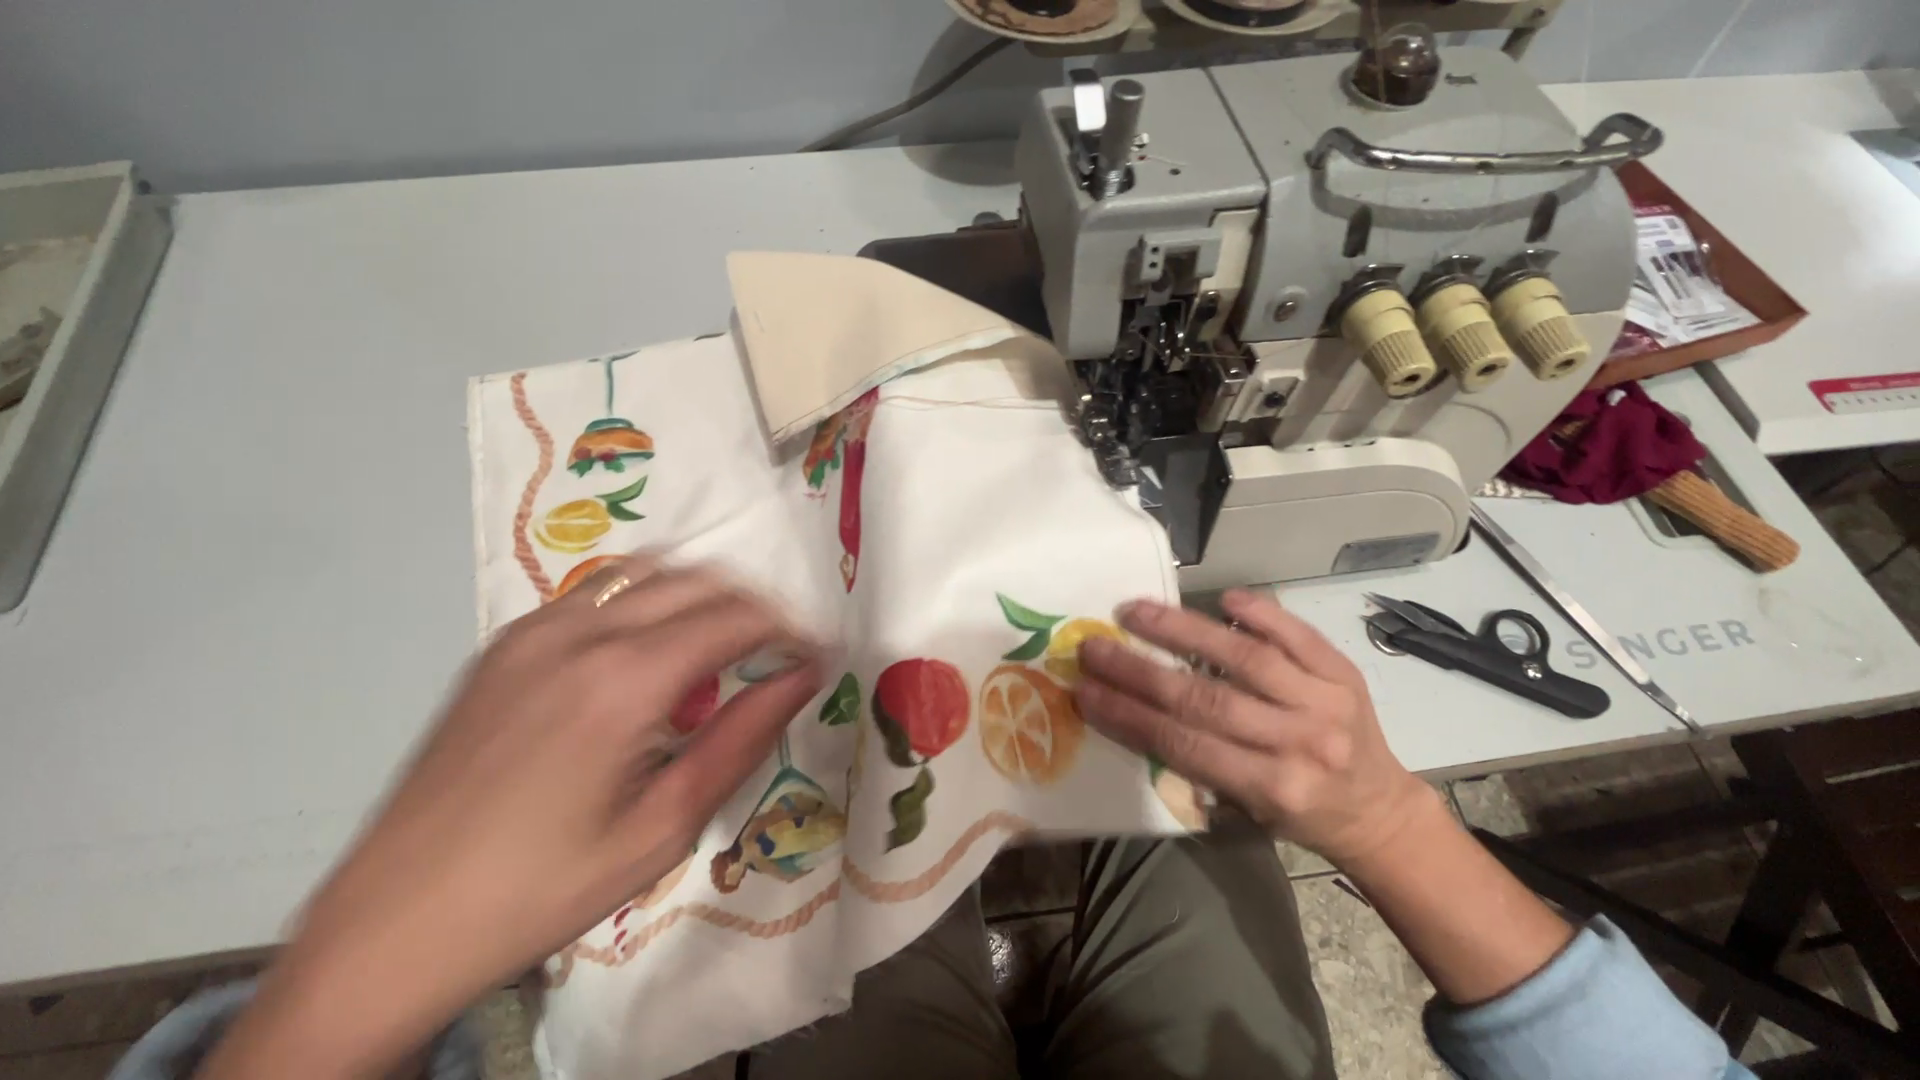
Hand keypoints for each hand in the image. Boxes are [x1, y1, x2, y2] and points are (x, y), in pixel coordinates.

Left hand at [200, 556, 823, 1079]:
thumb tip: (804, 677)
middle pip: (694, 579)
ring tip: (725, 643)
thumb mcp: (661, 828)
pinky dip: (643, 603)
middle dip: (752, 604)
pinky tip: (648, 657)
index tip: (819, 653)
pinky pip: (593, 596)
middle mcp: (578, 632)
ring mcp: (530, 632)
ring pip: (642, 574)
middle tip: (782, 649)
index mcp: (624, 679)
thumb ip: (740, 739)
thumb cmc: (543, 889)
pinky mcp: (500, 647)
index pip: (735, 617)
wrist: (394, 922)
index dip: (790, 627)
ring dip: (698, 594)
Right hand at [1076, 588, 1440, 865]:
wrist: (1378, 809)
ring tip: (1137, 611)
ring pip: (1246, 658)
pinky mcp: (1344, 673)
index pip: (1186, 745)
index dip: (1130, 716)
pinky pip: (1297, 635)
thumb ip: (1197, 766)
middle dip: (1141, 672)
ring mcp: (1326, 702)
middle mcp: (1300, 743)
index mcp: (1272, 788)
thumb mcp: (1246, 811)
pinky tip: (1223, 597)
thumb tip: (1135, 712)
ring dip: (1184, 631)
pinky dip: (1260, 613)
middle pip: (1207, 699)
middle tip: (1095, 648)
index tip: (1085, 692)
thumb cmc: (1299, 815)